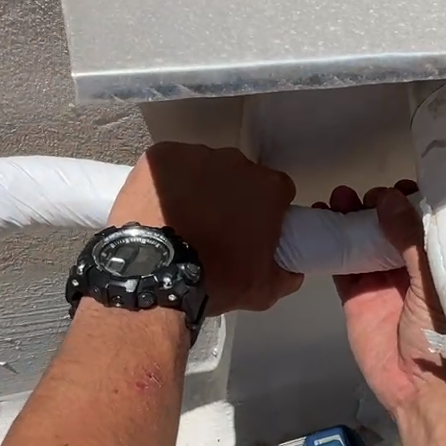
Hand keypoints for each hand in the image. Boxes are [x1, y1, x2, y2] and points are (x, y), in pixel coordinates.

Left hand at [109, 143, 303, 314]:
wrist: (155, 274)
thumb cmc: (214, 279)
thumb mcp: (262, 289)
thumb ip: (285, 274)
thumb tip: (290, 270)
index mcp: (268, 189)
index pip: (278, 191)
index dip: (269, 209)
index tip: (256, 227)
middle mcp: (236, 163)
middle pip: (241, 176)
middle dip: (234, 197)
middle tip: (219, 228)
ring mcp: (196, 156)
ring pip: (205, 168)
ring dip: (201, 188)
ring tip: (186, 221)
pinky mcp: (160, 157)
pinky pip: (171, 166)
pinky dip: (169, 183)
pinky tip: (161, 209)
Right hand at [322, 181, 445, 419]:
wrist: (421, 386)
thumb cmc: (442, 332)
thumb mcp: (432, 282)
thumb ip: (411, 240)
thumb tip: (388, 198)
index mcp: (437, 260)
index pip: (421, 220)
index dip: (407, 200)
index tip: (395, 187)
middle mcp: (410, 266)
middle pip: (386, 225)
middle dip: (372, 204)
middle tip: (361, 195)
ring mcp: (381, 280)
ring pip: (361, 240)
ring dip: (348, 217)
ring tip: (338, 199)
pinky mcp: (356, 297)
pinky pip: (340, 265)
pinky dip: (328, 244)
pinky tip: (319, 220)